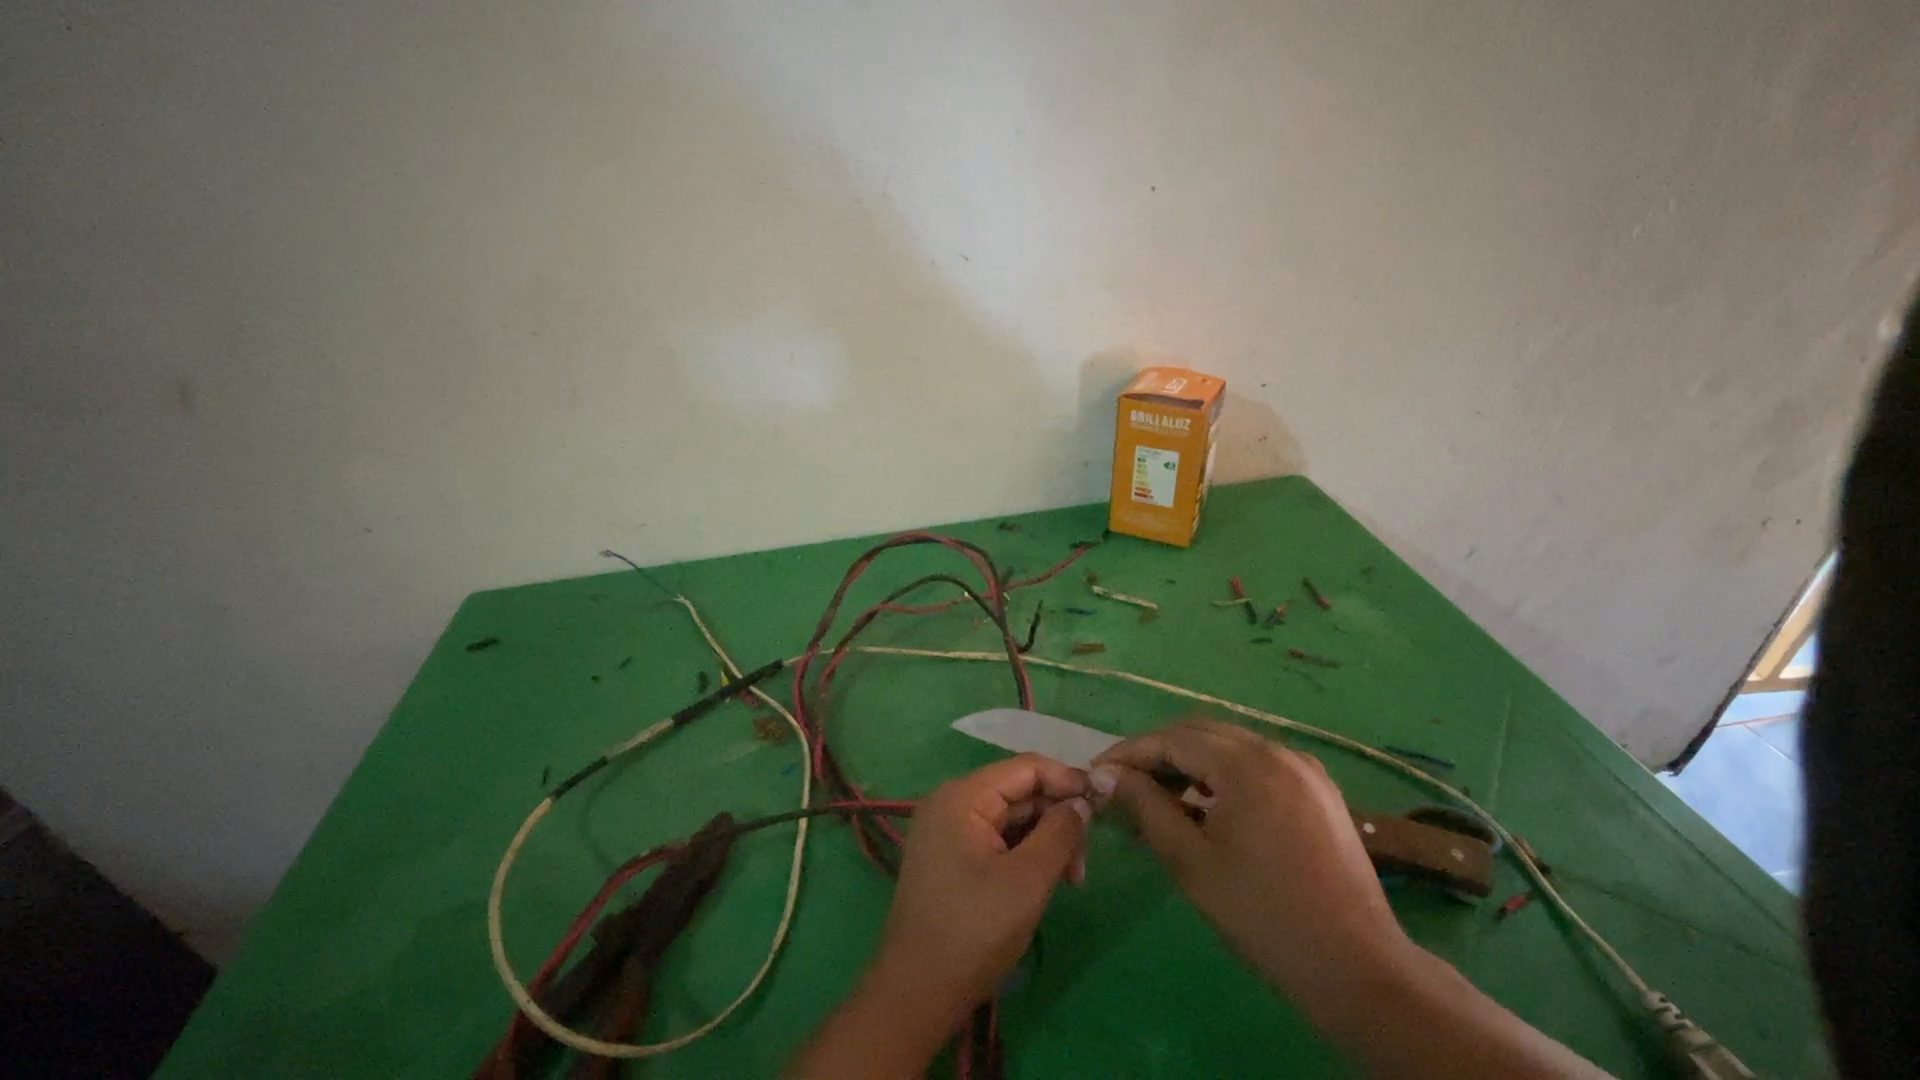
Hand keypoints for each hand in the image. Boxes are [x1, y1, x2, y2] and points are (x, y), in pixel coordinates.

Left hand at [872, 754, 1091, 1017]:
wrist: (918, 991)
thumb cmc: (974, 930)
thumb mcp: (1028, 879)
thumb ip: (1060, 832)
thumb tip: (1082, 802)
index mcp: (963, 797)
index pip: (1026, 768)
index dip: (1068, 781)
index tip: (1104, 805)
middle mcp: (952, 803)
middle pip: (1020, 792)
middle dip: (1059, 818)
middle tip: (1085, 862)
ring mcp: (949, 831)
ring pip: (1012, 818)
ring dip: (1047, 840)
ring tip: (1073, 879)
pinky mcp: (952, 857)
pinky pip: (998, 839)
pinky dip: (1027, 854)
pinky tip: (1049, 880)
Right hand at [1091, 718, 1404, 1002]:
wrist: (1353, 963)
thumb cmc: (1260, 913)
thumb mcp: (1190, 860)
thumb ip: (1146, 807)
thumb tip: (1107, 776)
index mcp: (1247, 763)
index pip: (1173, 739)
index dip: (1130, 752)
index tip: (1095, 772)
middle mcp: (1278, 751)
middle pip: (1203, 733)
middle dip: (1158, 752)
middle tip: (1122, 782)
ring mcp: (1305, 769)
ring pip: (1233, 746)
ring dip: (1192, 762)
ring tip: (1159, 795)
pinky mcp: (1320, 790)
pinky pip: (1260, 765)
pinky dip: (1226, 774)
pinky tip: (1208, 805)